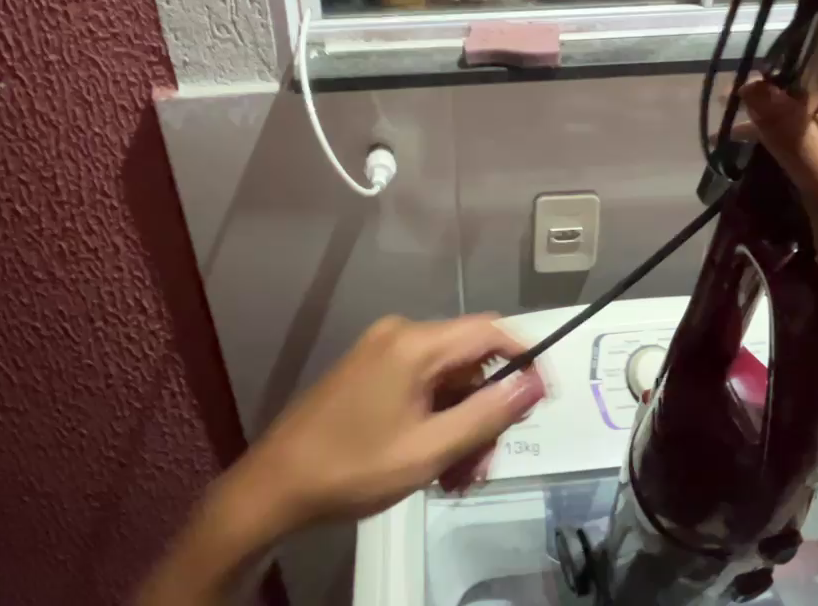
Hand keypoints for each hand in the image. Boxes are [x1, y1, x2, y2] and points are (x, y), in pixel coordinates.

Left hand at [138, 315, 545, 605]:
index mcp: (416, 342)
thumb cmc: (354, 467)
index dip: (524, 360)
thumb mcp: (430, 450)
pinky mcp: (370, 371)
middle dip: (485, 412)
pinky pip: (421, 386)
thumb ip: (487, 414)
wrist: (275, 485)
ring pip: (447, 379)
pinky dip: (436, 419)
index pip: (490, 331)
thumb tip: (534, 383)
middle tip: (484, 466)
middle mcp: (401, 334)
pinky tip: (433, 463)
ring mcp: (382, 351)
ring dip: (461, 424)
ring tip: (455, 478)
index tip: (542, 401)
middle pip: (469, 361)